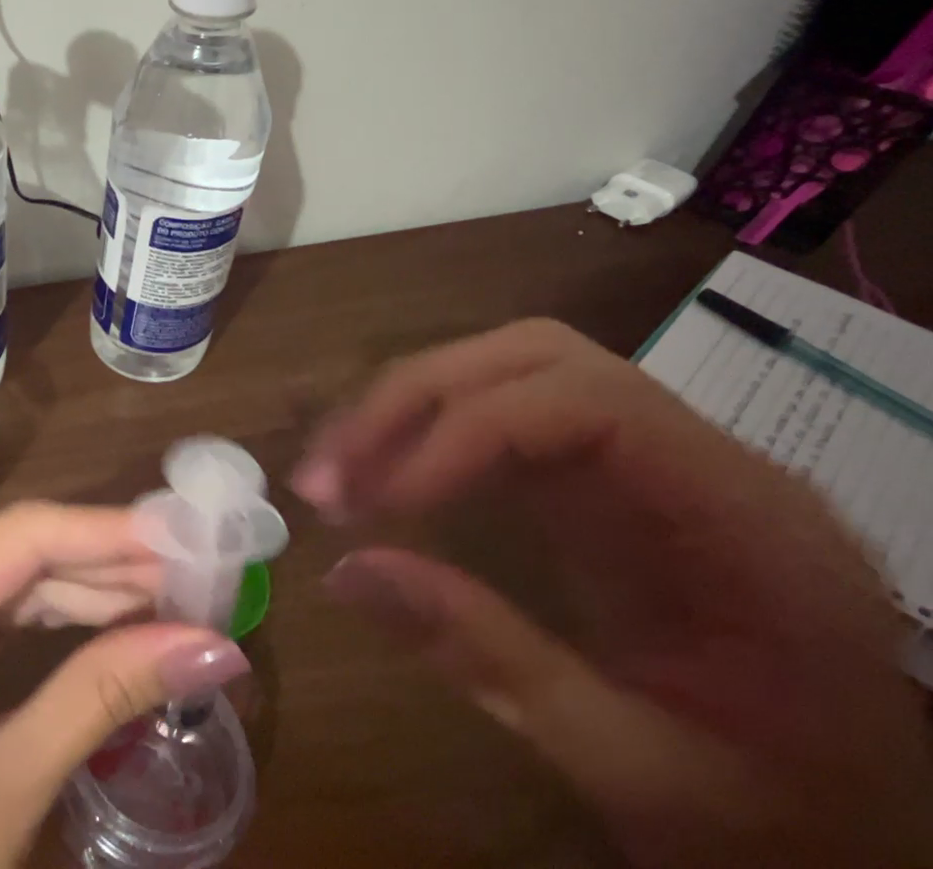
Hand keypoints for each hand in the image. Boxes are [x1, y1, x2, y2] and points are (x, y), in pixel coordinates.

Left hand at [0, 502, 249, 868]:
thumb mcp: (9, 779)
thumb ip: (104, 694)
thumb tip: (213, 644)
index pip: (18, 540)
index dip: (111, 530)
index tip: (194, 534)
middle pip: (13, 556)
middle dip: (109, 565)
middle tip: (202, 574)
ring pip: (4, 583)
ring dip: (88, 592)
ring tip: (177, 600)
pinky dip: (51, 621)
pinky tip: (114, 624)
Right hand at [296, 319, 932, 865]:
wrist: (850, 831)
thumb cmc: (768, 812)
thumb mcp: (636, 766)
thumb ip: (495, 662)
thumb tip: (345, 572)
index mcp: (746, 520)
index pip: (590, 404)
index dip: (465, 432)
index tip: (376, 504)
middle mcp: (702, 461)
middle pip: (540, 359)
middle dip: (418, 400)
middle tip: (330, 476)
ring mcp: (651, 465)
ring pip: (512, 372)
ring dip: (409, 410)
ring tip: (335, 476)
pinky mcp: (607, 487)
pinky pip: (504, 422)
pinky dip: (425, 438)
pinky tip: (376, 483)